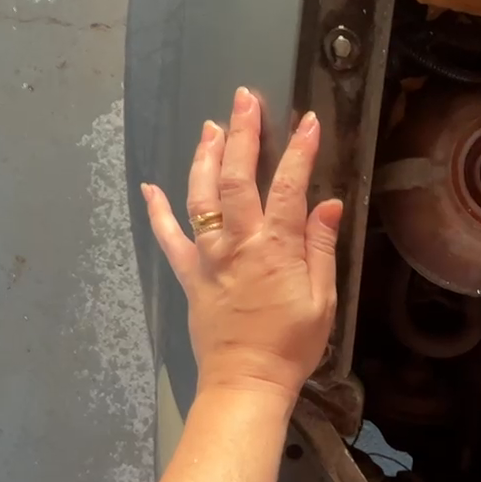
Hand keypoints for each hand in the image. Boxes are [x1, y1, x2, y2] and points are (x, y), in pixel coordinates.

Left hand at [142, 87, 343, 400]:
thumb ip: (321, 248)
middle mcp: (238, 243)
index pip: (289, 187)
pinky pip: (169, 238)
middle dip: (242, 134)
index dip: (298, 150)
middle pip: (235, 178)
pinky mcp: (189, 275)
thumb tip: (329, 203)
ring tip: (211, 126)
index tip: (307, 120)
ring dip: (204, 157)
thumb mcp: (323, 300)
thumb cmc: (292, 345)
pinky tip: (151, 187)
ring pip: (200, 196)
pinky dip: (159, 210)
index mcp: (276, 249)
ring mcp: (208, 257)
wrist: (246, 382)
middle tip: (244, 99)